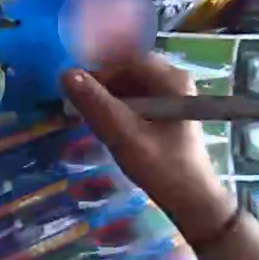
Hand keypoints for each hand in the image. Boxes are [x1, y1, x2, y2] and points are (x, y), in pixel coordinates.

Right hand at [62, 55, 236, 242]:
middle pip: (125, 69)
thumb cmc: (161, 166)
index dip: (95, 70)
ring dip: (104, 96)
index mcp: (170, 78)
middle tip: (77, 106)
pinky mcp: (166, 110)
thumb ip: (95, 103)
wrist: (192, 201)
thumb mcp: (122, 134)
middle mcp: (173, 79)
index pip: (123, 57)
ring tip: (87, 116)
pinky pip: (133, 97)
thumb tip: (65, 74)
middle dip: (98, 84)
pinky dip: (115, 106)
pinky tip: (104, 124)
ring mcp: (171, 94)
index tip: (73, 89)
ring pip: (127, 84)